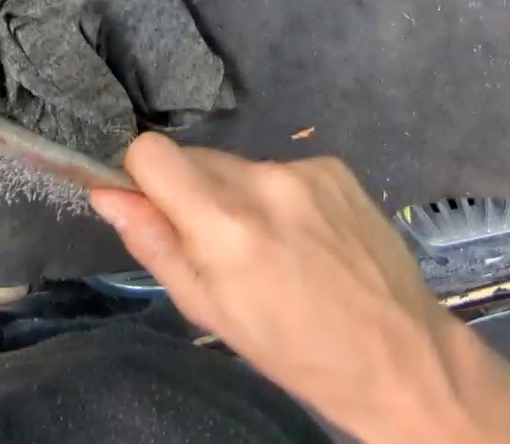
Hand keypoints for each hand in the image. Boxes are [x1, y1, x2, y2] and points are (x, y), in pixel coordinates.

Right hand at [91, 135, 470, 438]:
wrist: (405, 359)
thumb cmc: (293, 349)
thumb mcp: (208, 310)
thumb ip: (152, 242)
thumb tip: (104, 192)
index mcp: (225, 224)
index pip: (149, 150)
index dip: (141, 175)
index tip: (154, 207)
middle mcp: (262, 182)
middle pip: (191, 157)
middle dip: (190, 191)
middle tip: (219, 244)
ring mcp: (303, 171)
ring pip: (234, 164)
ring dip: (234, 194)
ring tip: (271, 245)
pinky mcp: (334, 168)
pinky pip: (277, 168)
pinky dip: (276, 195)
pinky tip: (305, 236)